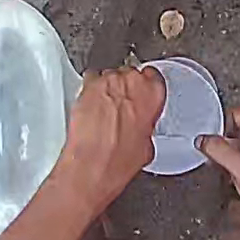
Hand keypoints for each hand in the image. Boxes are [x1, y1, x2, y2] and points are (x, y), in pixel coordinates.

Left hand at [48, 66, 166, 213]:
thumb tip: (140, 128)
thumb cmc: (119, 159)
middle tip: (121, 109)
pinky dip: (90, 92)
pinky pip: (90, 81)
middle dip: (125, 89)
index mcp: (153, 93)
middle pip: (129, 74)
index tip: (141, 96)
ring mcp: (107, 82)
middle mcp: (131, 82)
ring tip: (104, 112)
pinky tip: (91, 110)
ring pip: (109, 76)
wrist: (92, 165)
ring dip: (108, 90)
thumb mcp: (146, 145)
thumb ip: (146, 125)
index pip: (153, 76)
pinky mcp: (86, 86)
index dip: (146, 87)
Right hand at [198, 107, 239, 233]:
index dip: (223, 120)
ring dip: (227, 153)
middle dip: (222, 138)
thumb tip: (204, 140)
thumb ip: (221, 151)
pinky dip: (233, 166)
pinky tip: (228, 177)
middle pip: (239, 129)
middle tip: (210, 148)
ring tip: (217, 163)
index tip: (210, 132)